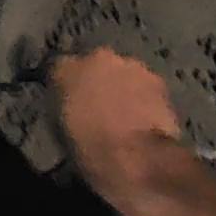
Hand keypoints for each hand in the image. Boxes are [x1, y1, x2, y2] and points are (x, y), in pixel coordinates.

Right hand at [50, 48, 181, 208]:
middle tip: (100, 107)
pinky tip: (146, 118)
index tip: (70, 101)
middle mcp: (96, 57)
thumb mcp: (61, 132)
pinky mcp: (157, 78)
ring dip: (123, 87)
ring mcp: (130, 64)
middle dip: (97, 81)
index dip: (66, 85)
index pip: (58, 68)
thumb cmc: (89, 151)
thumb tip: (71, 106)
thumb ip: (64, 108)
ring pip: (124, 72)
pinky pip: (146, 85)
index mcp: (64, 70)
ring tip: (127, 115)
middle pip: (95, 64)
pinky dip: (145, 97)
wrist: (135, 158)